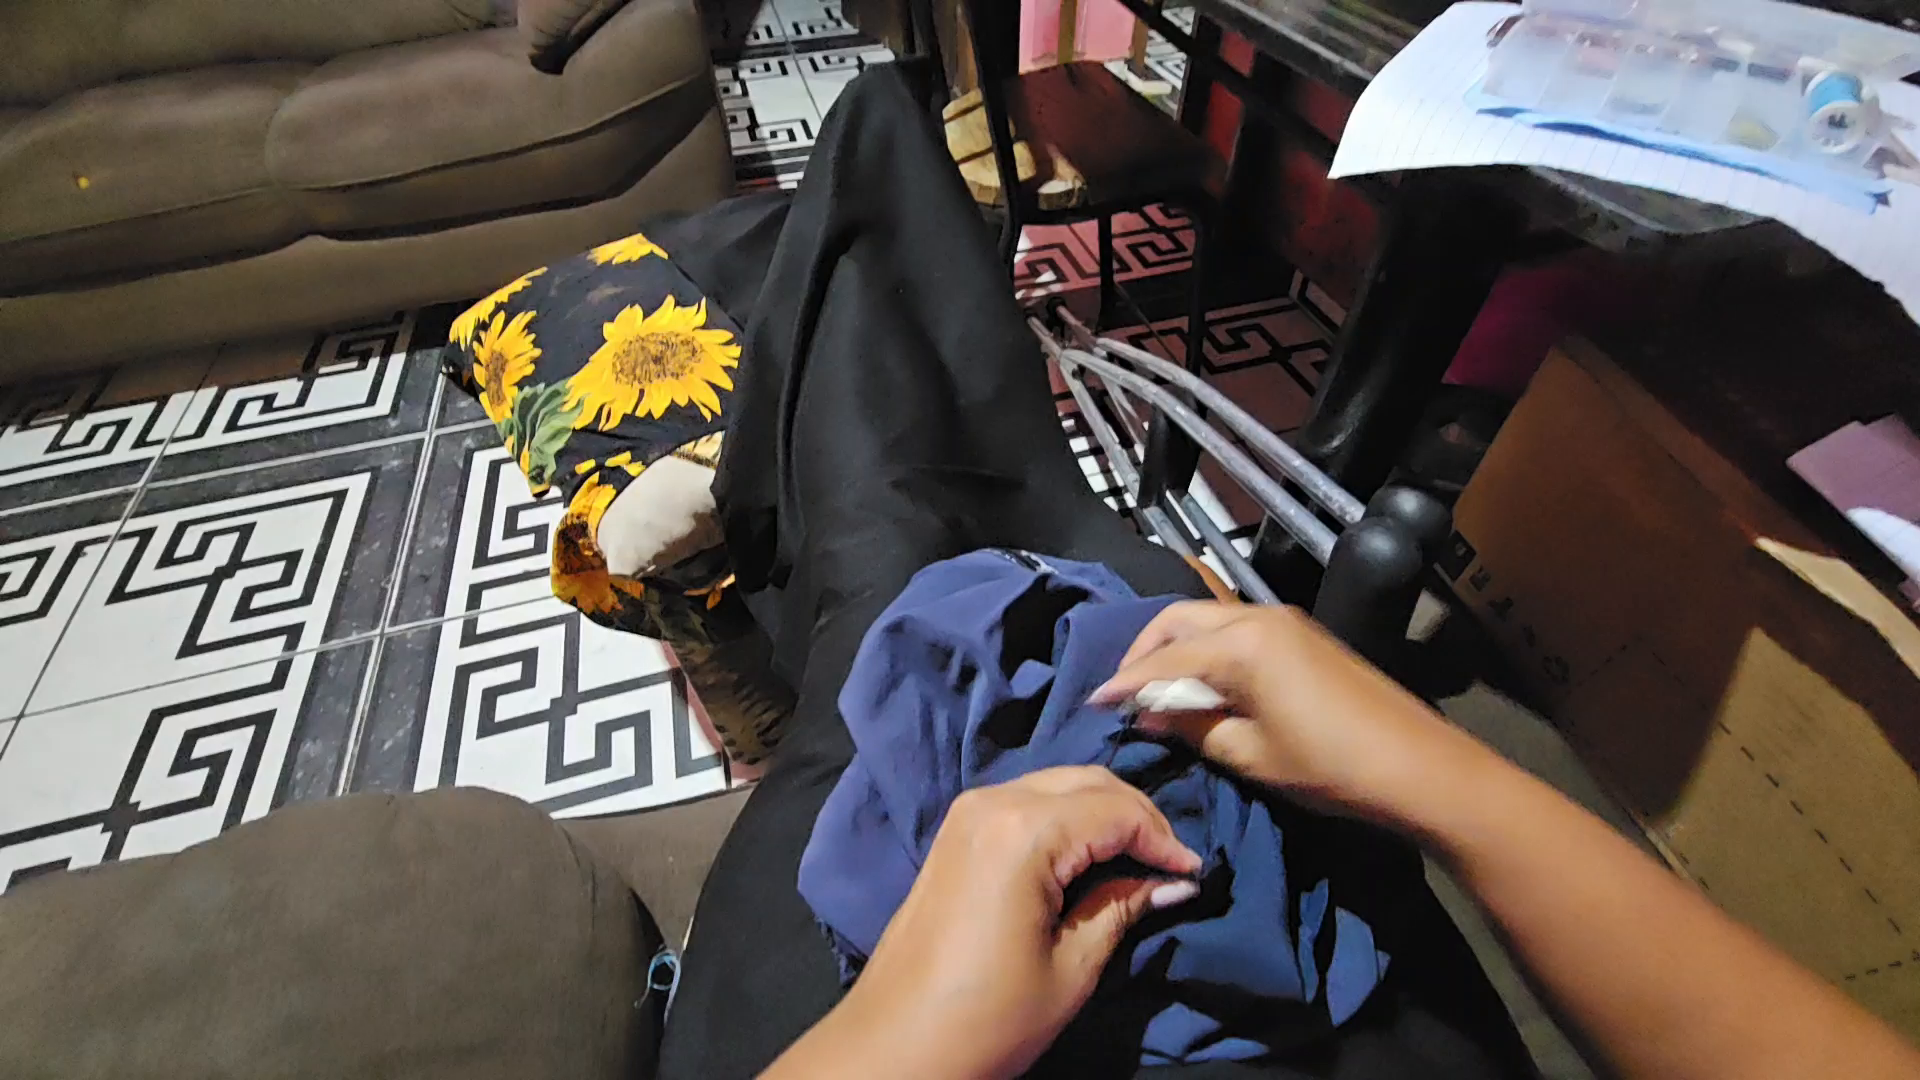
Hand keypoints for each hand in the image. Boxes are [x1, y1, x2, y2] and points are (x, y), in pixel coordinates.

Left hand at [767, 766, 1201, 1079]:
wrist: (895, 1043)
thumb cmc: (989, 1017)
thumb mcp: (1071, 967)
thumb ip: (1122, 907)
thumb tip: (1173, 881)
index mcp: (1024, 830)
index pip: (1113, 810)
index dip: (1161, 837)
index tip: (1194, 870)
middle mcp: (995, 800)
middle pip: (1086, 781)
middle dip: (1135, 814)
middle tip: (1170, 861)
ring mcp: (971, 808)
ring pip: (1058, 783)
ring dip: (1102, 810)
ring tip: (1138, 856)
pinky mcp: (959, 825)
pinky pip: (1029, 799)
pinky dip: (1068, 814)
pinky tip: (1090, 849)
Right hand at [1089, 602, 1479, 823]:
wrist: (1425, 769)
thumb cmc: (1331, 767)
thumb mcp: (1250, 754)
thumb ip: (1191, 726)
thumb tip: (1147, 714)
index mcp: (1241, 644)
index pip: (1164, 659)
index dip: (1125, 682)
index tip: (1095, 700)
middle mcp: (1257, 616)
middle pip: (1179, 619)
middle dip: (1144, 650)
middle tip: (1125, 688)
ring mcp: (1283, 620)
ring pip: (1206, 618)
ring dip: (1175, 645)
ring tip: (1158, 685)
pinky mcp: (1300, 634)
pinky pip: (1233, 628)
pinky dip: (1205, 647)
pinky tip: (1202, 679)